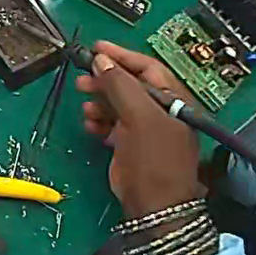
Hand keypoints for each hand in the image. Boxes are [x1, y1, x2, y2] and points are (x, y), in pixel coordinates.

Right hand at [74, 41, 205, 218]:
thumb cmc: (154, 159)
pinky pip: (112, 124)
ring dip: (99, 101)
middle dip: (105, 80)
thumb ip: (120, 85)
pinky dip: (99, 121)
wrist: (153, 205)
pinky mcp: (130, 144)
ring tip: (85, 104)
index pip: (147, 68)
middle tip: (82, 79)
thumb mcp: (138, 116)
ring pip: (117, 104)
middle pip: (129, 85)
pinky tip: (90, 124)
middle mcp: (160, 111)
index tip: (97, 49)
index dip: (122, 56)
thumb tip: (101, 61)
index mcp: (172, 100)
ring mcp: (145, 128)